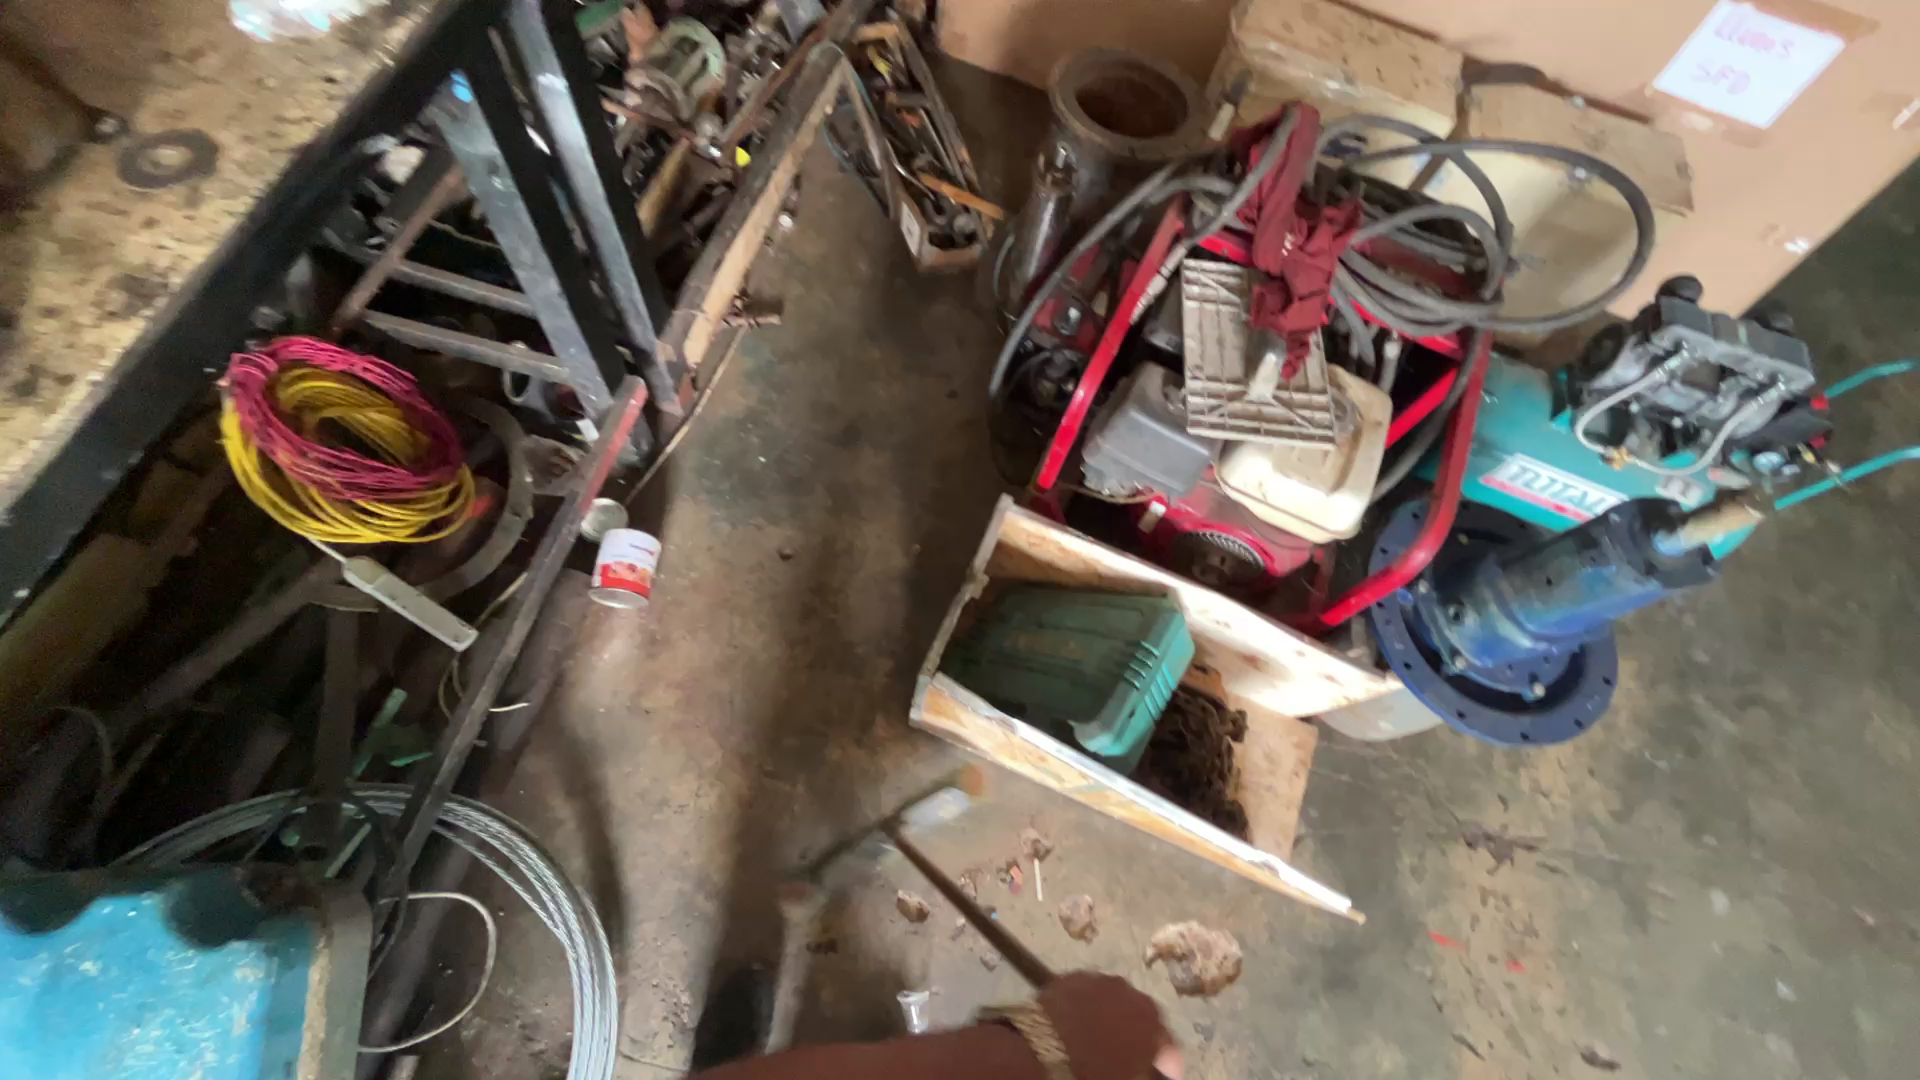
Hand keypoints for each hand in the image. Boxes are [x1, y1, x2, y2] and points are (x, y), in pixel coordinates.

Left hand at [1036, 972, 1182, 1079]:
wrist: (1041, 1051)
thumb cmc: (1094, 1072)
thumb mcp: (1128, 1076)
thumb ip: (1142, 1069)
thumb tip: (1142, 1067)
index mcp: (1150, 1019)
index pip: (1169, 1043)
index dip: (1167, 1061)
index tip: (1164, 1073)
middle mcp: (1127, 991)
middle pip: (1140, 1014)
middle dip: (1139, 1034)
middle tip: (1132, 1056)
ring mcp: (1097, 979)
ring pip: (1112, 999)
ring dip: (1112, 1017)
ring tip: (1103, 1039)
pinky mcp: (1068, 977)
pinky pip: (1086, 993)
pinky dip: (1087, 1007)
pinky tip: (1079, 1024)